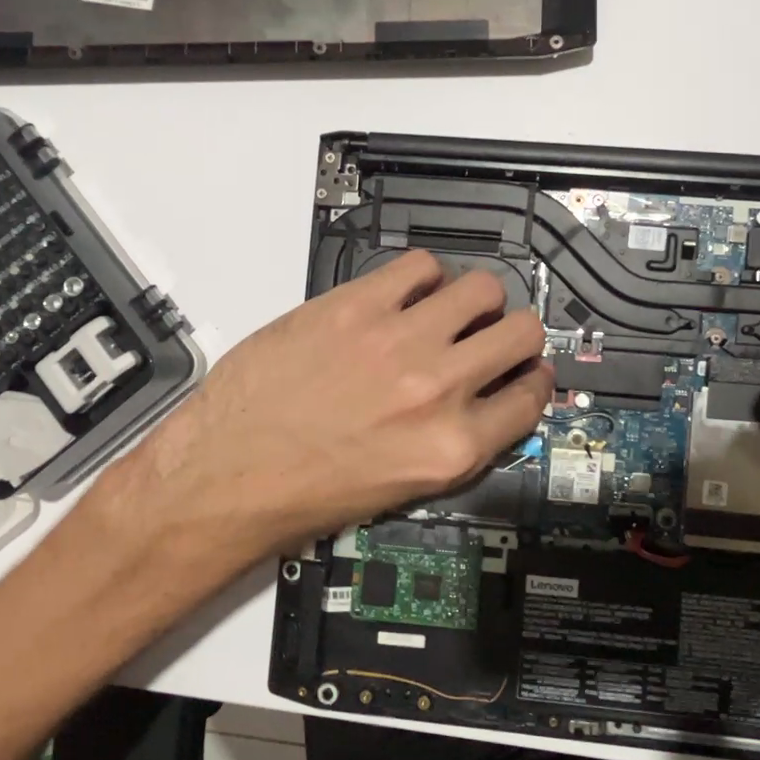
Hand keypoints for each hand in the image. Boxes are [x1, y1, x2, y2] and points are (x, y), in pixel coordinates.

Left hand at [96, 250, 551, 566]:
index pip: (530, 399)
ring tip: (450, 309)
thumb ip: (455, 441)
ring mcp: (398, 342)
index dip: (533, 381)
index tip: (525, 372)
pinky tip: (405, 294)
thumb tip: (482, 402)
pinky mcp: (356, 306)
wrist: (226, 473)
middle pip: (522, 334)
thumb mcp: (403, 489)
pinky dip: (421, 277)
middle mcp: (437, 391)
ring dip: (476, 299)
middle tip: (492, 335)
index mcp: (452, 447)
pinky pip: (419, 266)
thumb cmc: (304, 493)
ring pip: (481, 289)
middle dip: (515, 334)